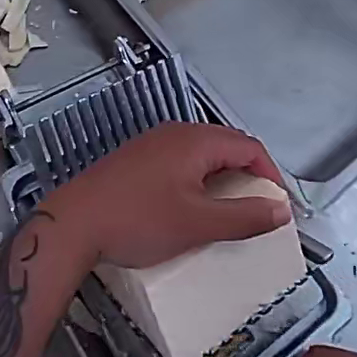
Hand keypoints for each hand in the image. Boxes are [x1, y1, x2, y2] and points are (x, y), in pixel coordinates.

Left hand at [38, 122, 291, 268]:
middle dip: (249, 175)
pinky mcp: (136, 159)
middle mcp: (173, 132)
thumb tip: (281, 210)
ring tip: (230, 213)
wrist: (76, 222)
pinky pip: (180, 162)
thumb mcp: (199, 224)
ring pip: (201, 154)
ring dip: (222, 179)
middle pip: (225, 145)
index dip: (271, 174)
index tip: (280, 208)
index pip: (249, 145)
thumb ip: (245, 216)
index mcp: (194, 140)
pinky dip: (198, 181)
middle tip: (259, 210)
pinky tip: (192, 207)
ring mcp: (151, 144)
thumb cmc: (139, 220)